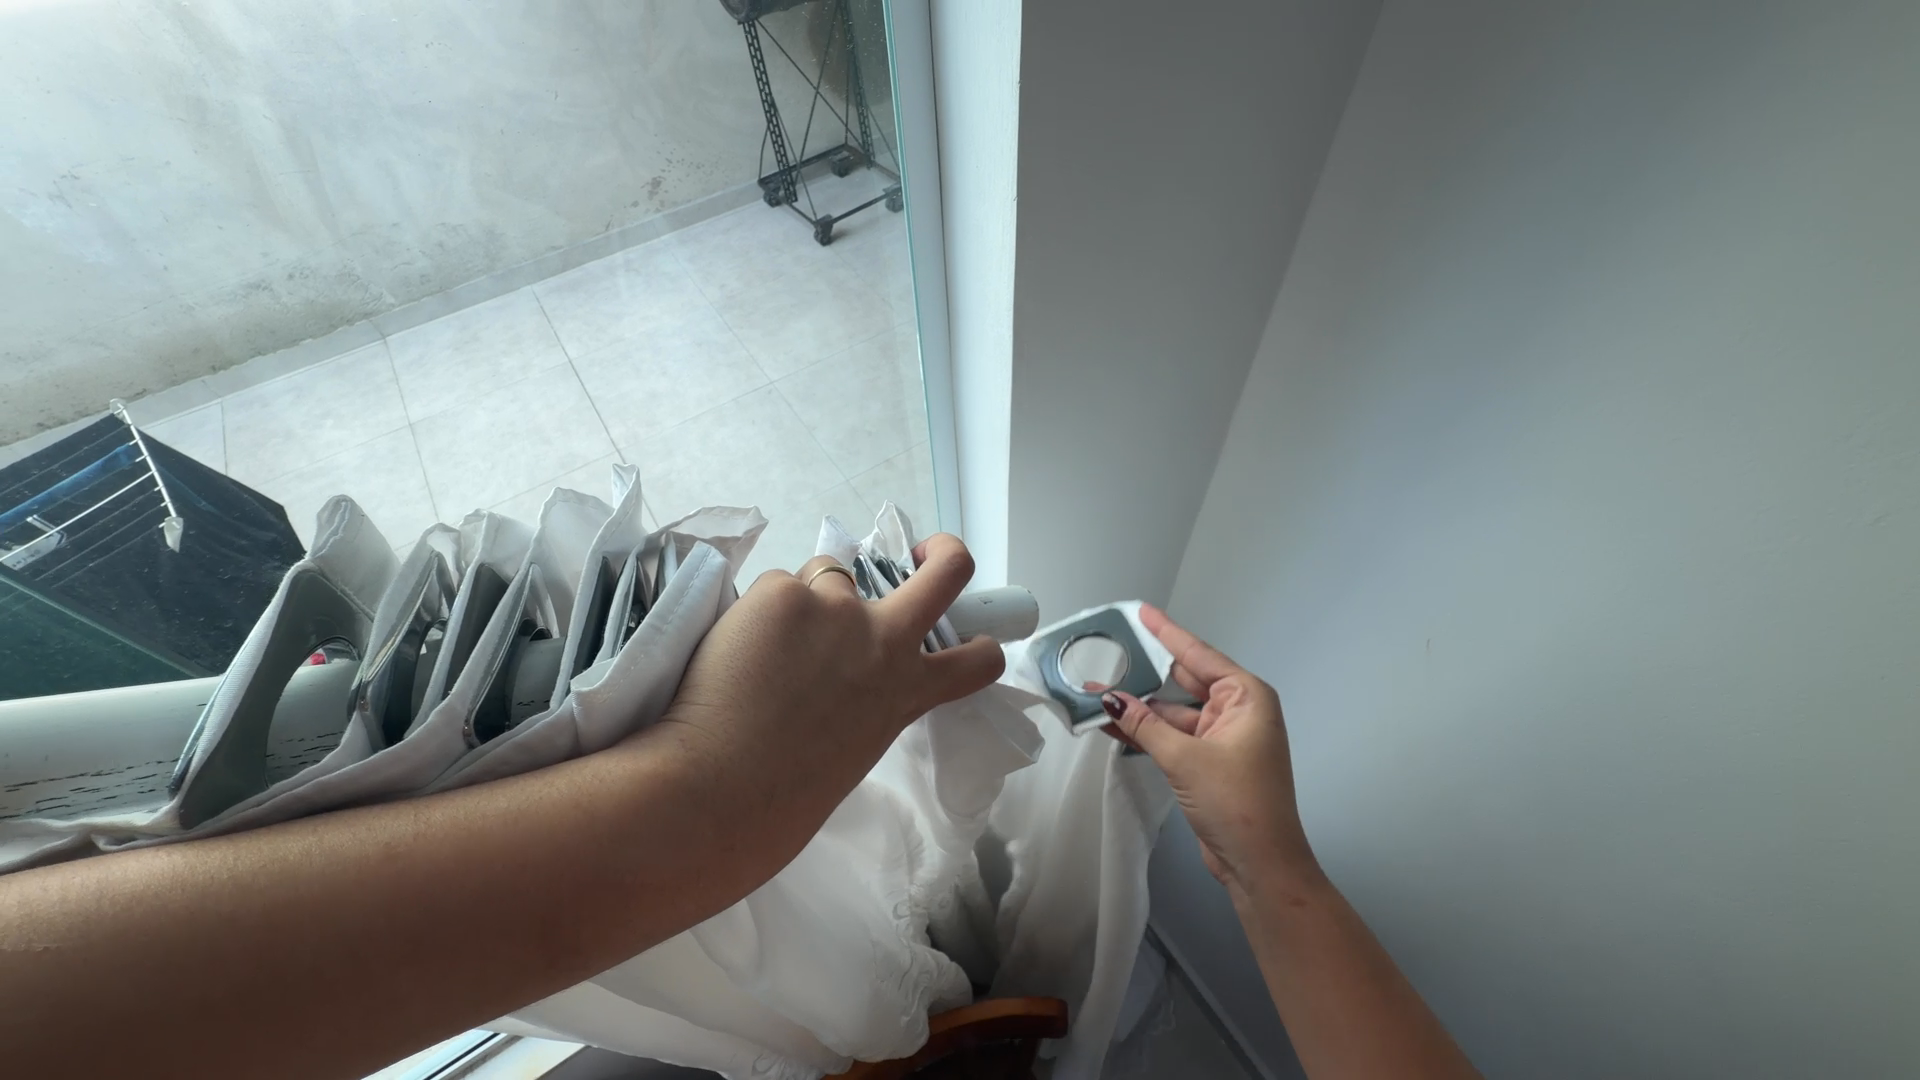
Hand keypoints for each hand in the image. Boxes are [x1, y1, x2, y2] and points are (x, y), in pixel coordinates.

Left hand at [651, 534, 1005, 864]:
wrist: (718, 792)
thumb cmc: (783, 792)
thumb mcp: (857, 744)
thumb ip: (869, 695)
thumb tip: (844, 663)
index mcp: (907, 691)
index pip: (979, 659)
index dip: (979, 643)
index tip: (963, 633)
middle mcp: (886, 640)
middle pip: (946, 569)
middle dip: (942, 550)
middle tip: (922, 551)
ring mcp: (838, 609)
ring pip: (829, 573)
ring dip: (808, 599)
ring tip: (768, 648)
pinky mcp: (785, 593)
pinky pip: (776, 588)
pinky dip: (759, 613)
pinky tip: (737, 654)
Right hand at [1100, 604, 1319, 902]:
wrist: (1261, 866)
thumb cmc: (1236, 801)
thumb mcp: (1185, 758)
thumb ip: (1144, 724)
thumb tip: (1108, 698)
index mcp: (1246, 697)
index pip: (1199, 654)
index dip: (1167, 632)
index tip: (1141, 611)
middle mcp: (1237, 711)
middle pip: (1184, 680)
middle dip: (1146, 671)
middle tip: (1110, 650)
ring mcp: (1223, 737)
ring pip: (1173, 711)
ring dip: (1139, 707)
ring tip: (1095, 692)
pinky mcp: (1209, 761)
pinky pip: (1172, 735)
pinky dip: (1145, 731)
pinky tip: (1111, 723)